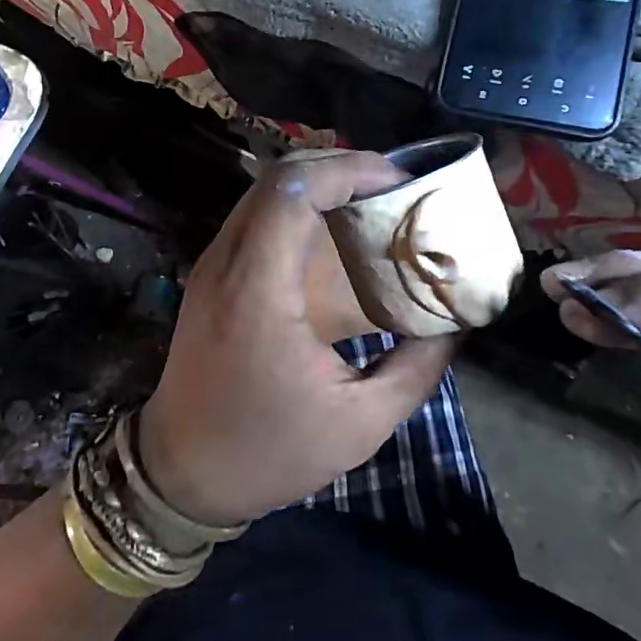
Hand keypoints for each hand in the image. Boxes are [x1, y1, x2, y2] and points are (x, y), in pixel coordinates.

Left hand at [139, 151, 458, 525]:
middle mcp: (225, 263)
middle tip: (396, 189)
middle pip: (277, 178)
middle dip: (341, 170)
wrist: (182, 471)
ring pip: (263, 196)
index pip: (294, 189)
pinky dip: (298, 217)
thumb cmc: (268, 451)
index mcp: (257, 289)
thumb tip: (458, 325)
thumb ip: (418, 366)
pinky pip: (255, 225)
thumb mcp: (362, 422)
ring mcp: (211, 269)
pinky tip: (339, 242)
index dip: (351, 169)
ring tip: (376, 206)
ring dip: (320, 190)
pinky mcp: (210, 281)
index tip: (402, 182)